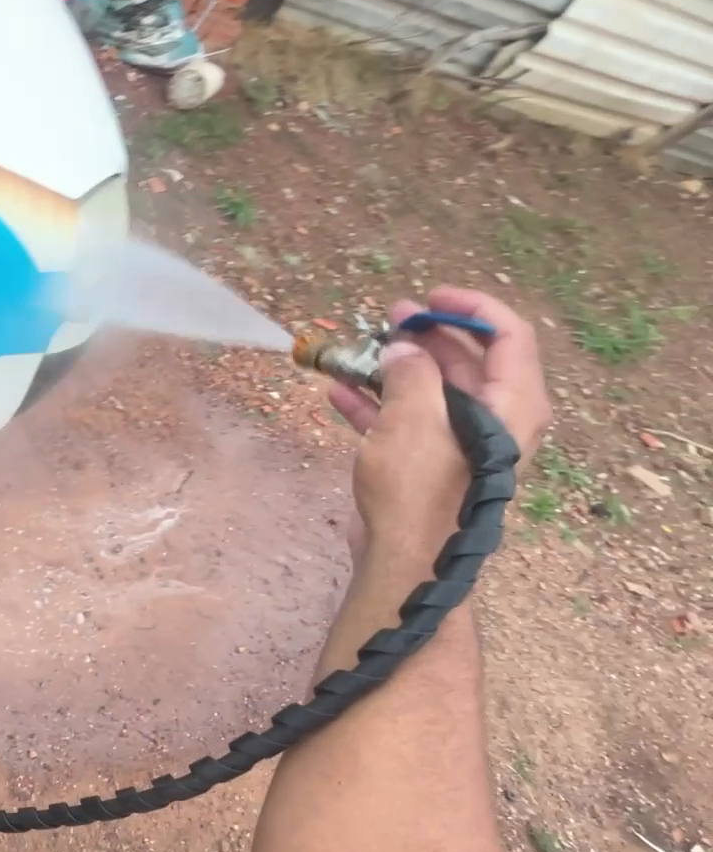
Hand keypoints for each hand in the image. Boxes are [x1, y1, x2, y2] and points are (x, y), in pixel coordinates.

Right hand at [329, 288, 551, 571]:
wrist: (407, 552)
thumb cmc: (418, 482)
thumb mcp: (413, 418)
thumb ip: (411, 374)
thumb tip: (404, 348)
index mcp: (513, 403)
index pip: (508, 337)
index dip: (470, 310)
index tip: (427, 298)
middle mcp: (493, 418)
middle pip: (467, 363)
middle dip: (426, 337)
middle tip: (388, 318)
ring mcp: (456, 442)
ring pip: (428, 392)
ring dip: (393, 369)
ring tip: (358, 351)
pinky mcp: (423, 462)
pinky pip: (401, 421)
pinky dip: (373, 403)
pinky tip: (338, 391)